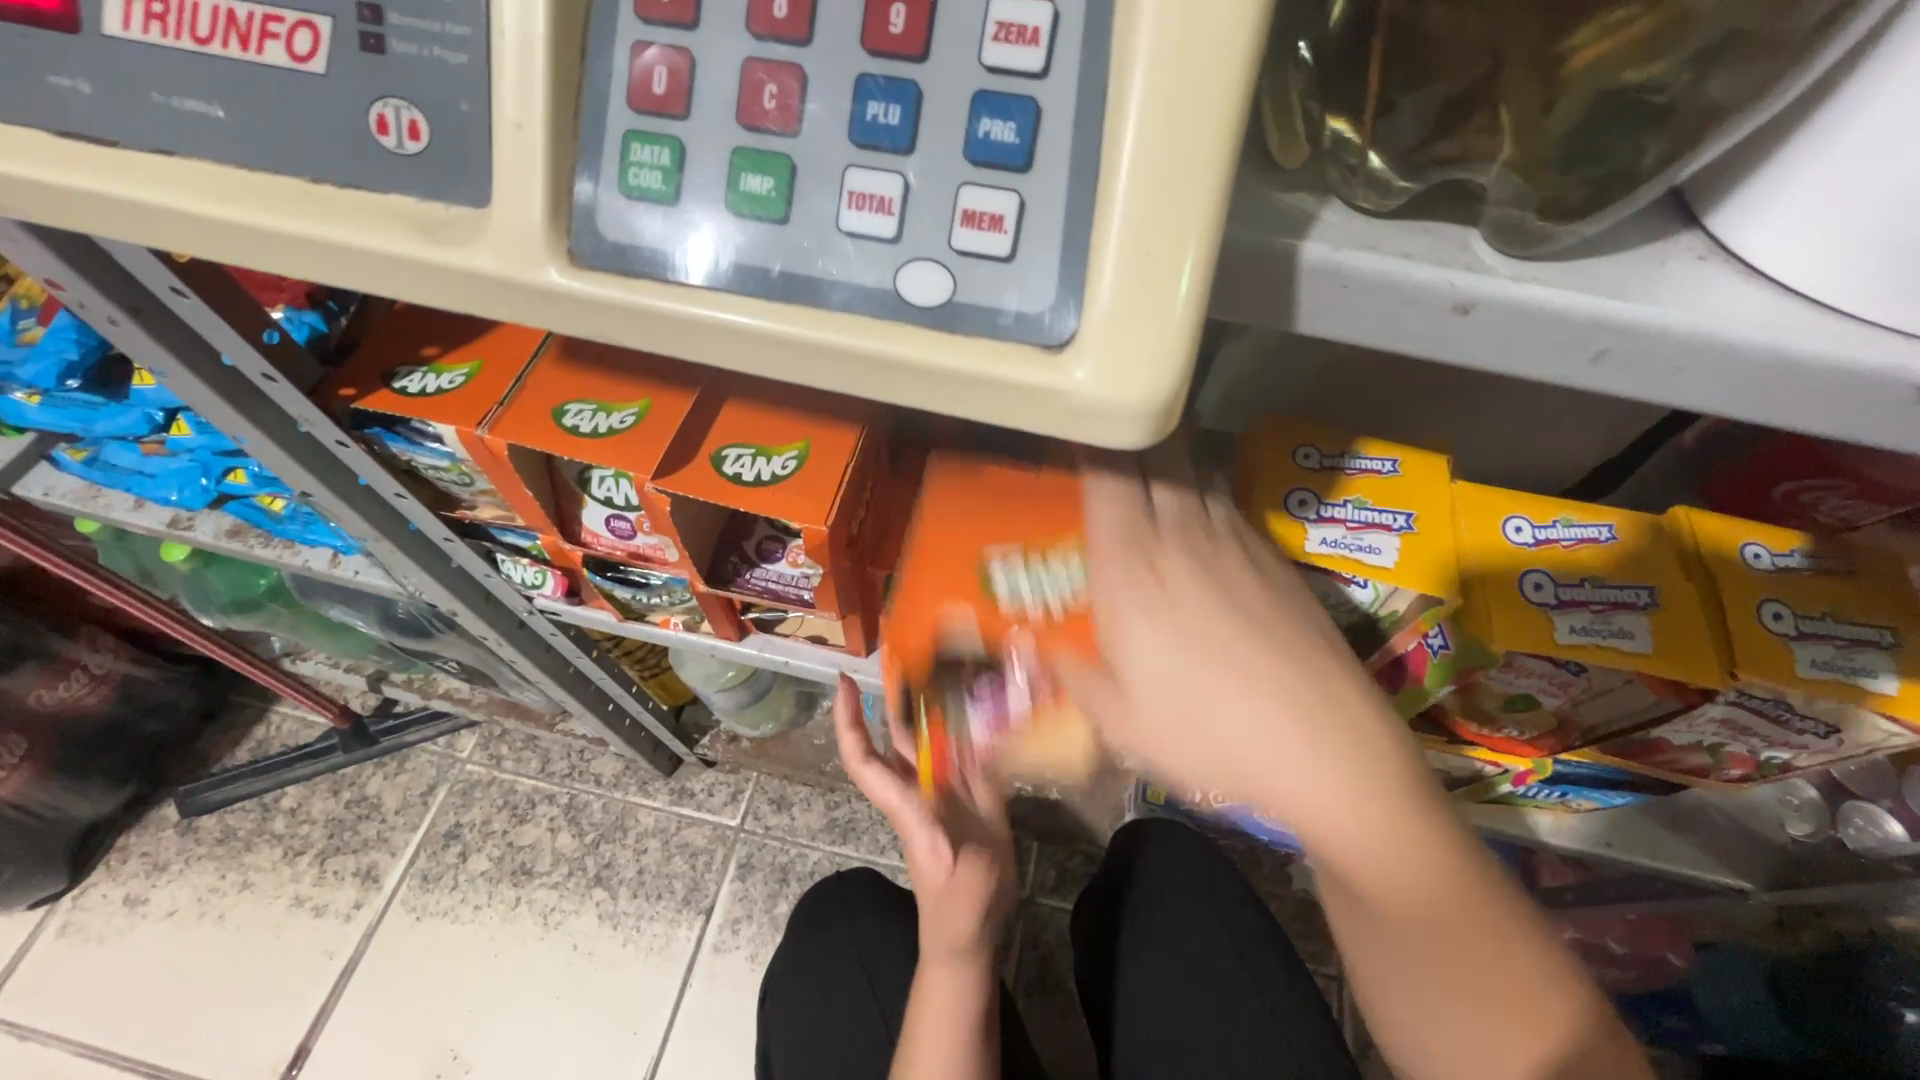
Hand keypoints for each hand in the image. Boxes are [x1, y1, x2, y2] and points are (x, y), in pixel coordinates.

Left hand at [831, 676, 1019, 964]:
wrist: (971, 934)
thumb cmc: (959, 909)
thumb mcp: (965, 868)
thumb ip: (968, 815)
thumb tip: (972, 765)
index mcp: (908, 805)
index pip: (866, 758)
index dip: (850, 722)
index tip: (845, 681)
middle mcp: (923, 788)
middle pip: (901, 733)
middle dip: (900, 693)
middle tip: (913, 646)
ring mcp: (949, 790)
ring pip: (936, 735)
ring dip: (940, 701)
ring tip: (957, 659)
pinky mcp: (977, 795)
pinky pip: (973, 750)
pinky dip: (979, 724)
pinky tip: (997, 700)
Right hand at [1054, 444, 1429, 833]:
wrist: (1326, 744)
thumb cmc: (1207, 734)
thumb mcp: (1120, 722)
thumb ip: (1076, 675)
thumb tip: (1048, 649)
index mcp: (1131, 569)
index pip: (1107, 476)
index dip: (1090, 444)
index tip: (1074, 434)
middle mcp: (1181, 536)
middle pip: (1158, 454)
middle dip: (1132, 434)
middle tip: (1110, 438)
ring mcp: (1235, 540)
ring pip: (1197, 471)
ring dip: (1171, 460)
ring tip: (1153, 468)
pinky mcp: (1274, 556)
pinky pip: (1227, 504)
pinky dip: (1204, 498)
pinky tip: (1201, 527)